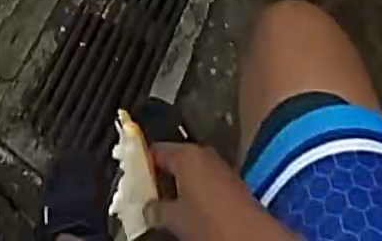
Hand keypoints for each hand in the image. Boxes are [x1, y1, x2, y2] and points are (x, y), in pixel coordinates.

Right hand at [148, 142, 296, 240]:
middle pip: (173, 157)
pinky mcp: (227, 178)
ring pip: (188, 168)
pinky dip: (191, 187)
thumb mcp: (176, 219)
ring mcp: (216, 164)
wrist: (249, 234)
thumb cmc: (209, 222)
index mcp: (186, 155)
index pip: (157, 150)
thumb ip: (156, 211)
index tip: (132, 177)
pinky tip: (186, 206)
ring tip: (163, 204)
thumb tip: (146, 209)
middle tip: (145, 194)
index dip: (142, 162)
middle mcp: (202, 152)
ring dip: (175, 183)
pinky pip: (202, 176)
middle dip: (159, 175)